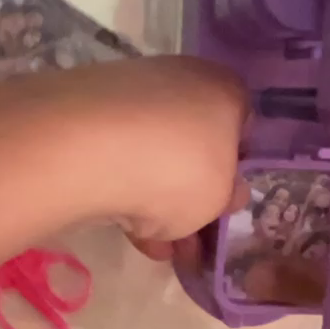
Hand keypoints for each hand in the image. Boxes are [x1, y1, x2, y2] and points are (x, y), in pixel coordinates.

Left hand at [18, 57, 249, 242]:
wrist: (88, 150)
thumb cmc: (179, 170)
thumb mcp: (220, 199)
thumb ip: (227, 196)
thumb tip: (229, 192)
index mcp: (224, 89)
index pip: (242, 125)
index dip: (235, 168)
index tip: (224, 203)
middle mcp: (179, 79)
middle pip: (193, 144)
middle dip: (191, 196)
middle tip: (189, 240)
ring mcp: (130, 93)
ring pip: (154, 156)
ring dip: (157, 203)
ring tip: (156, 249)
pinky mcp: (87, 114)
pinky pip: (117, 159)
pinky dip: (124, 193)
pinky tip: (126, 232)